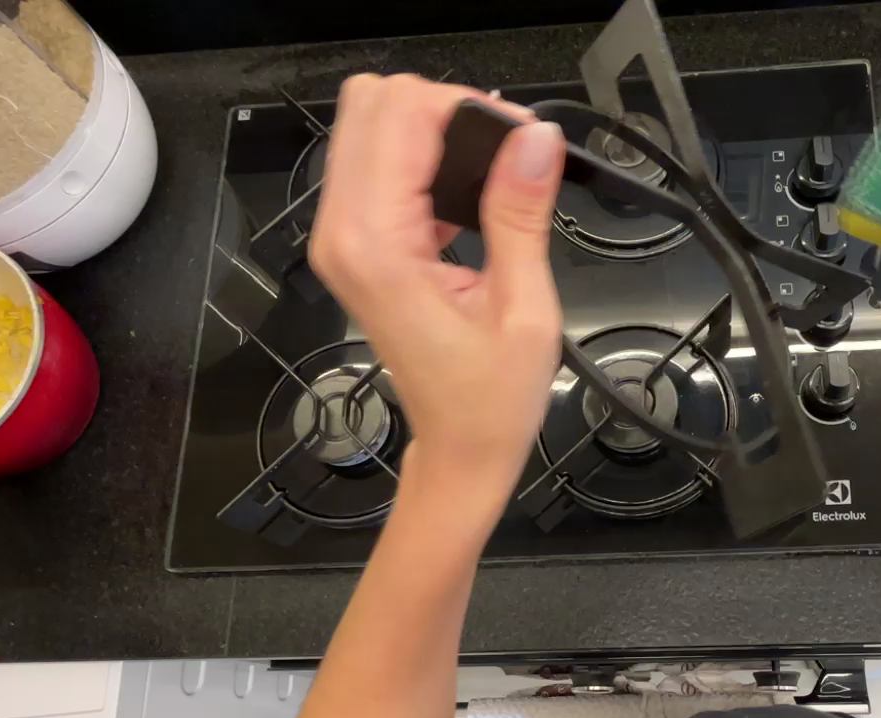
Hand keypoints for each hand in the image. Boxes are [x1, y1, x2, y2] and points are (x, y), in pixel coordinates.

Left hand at [310, 74, 565, 500]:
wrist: (459, 451)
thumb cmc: (490, 404)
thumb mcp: (524, 309)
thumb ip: (521, 214)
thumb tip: (536, 139)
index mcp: (378, 247)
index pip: (402, 114)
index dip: (469, 111)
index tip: (523, 143)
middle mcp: (344, 236)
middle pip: (374, 104)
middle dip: (448, 114)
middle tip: (507, 159)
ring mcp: (344, 241)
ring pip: (373, 129)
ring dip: (439, 138)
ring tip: (496, 185)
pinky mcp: (357, 249)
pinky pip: (380, 170)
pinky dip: (428, 167)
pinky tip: (470, 205)